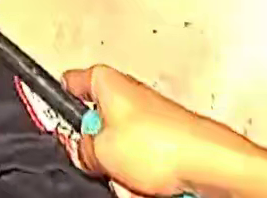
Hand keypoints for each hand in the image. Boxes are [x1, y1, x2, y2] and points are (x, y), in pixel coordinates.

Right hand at [61, 66, 266, 197]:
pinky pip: (144, 164)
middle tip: (103, 162)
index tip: (53, 116)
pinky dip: (146, 178)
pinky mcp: (169, 144)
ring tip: (136, 179)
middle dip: (99, 148)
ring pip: (121, 149)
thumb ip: (82, 146)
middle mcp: (127, 93)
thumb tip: (80, 150)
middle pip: (97, 124)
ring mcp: (149, 119)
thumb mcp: (103, 149)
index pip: (69, 83)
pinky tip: (154, 186)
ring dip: (124, 169)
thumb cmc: (165, 143)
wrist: (213, 168)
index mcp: (105, 80)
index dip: (59, 102)